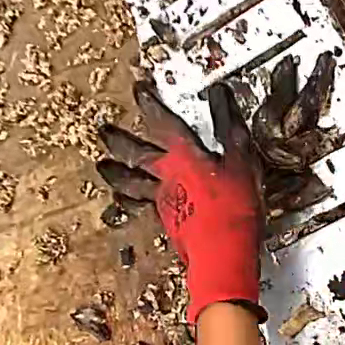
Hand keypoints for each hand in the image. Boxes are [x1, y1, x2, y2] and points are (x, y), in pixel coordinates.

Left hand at [97, 82, 263, 323]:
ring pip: (131, 183)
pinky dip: (128, 202)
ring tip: (102, 167)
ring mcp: (163, 201)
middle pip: (136, 154)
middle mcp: (166, 177)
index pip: (162, 123)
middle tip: (102, 130)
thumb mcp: (241, 161)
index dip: (150, 104)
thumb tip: (220, 96)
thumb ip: (229, 127)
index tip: (139, 90)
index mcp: (184, 157)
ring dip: (116, 173)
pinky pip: (140, 207)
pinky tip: (120, 202)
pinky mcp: (166, 221)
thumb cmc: (233, 208)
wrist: (223, 254)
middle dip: (119, 140)